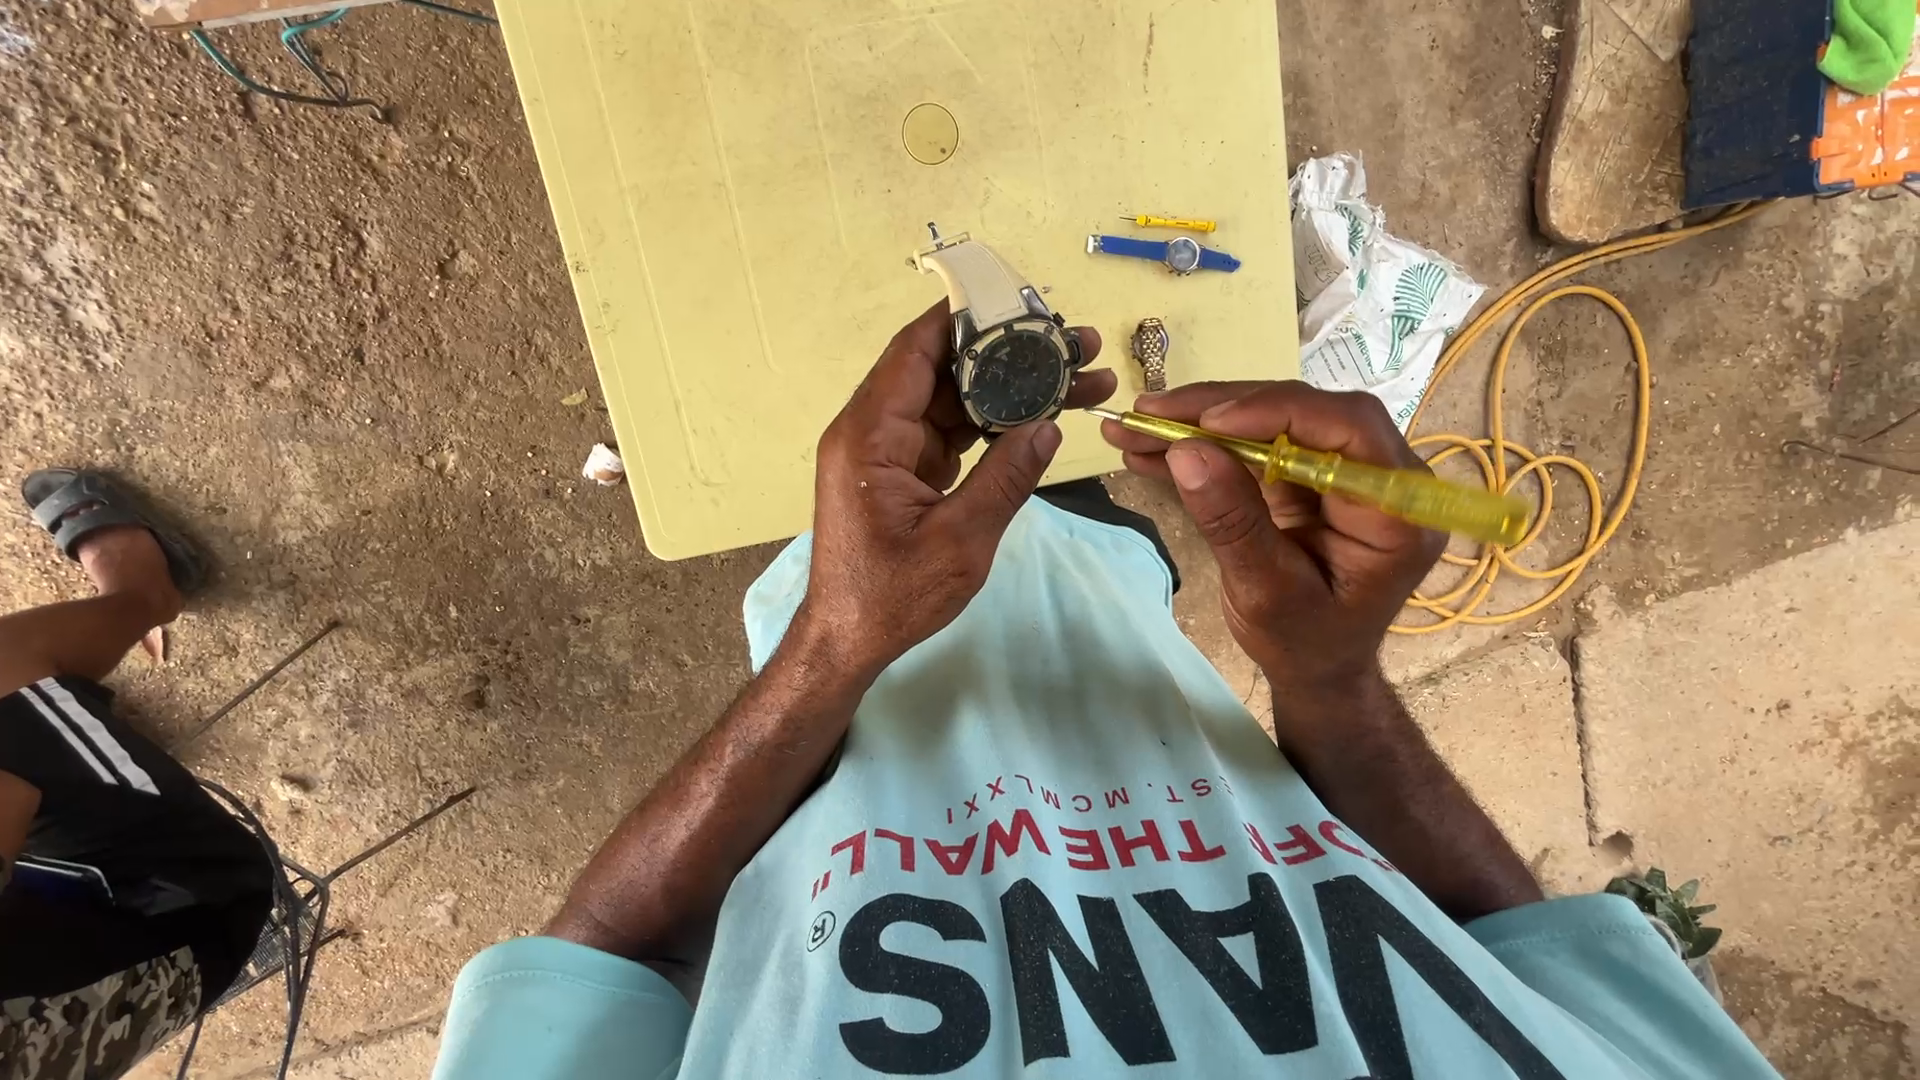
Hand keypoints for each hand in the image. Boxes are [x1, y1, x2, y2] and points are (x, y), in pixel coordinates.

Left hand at [801, 300, 1113, 675]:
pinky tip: (1039, 417)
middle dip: (1008, 356)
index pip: (917, 351)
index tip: (1023, 297)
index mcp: (871, 435)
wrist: (849, 640)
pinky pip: (949, 433)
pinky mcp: (902, 472)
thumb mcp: (960, 541)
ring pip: (951, 401)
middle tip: (1077, 344)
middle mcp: (873, 430)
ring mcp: (888, 451)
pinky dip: (990, 426)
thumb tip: (1049, 429)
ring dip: (1007, 391)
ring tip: (1076, 377)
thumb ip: (1005, 479)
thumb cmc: (893, 596)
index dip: (968, 318)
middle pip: (943, 371)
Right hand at [1102, 382, 1442, 691]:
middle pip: (1302, 414)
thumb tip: (1186, 452)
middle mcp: (1375, 477)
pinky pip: (1251, 447)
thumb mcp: (1266, 591)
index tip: (1208, 423)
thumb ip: (1233, 521)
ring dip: (1197, 423)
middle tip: (1149, 414)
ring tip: (1133, 427)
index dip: (1278, 411)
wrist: (1314, 668)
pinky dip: (1198, 447)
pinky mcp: (1303, 477)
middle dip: (1220, 409)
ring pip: (1268, 422)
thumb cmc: (1304, 642)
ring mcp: (1336, 473)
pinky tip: (1147, 449)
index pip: (1349, 429)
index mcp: (1394, 511)